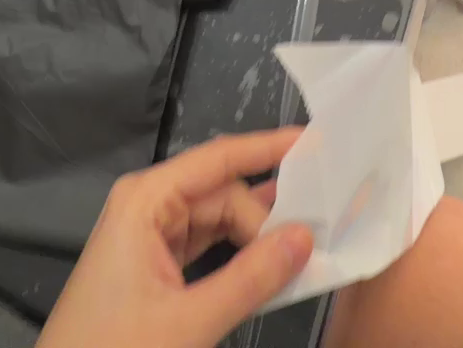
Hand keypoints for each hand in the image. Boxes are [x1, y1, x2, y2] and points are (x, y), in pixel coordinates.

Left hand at [38, 129, 314, 347]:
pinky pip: (205, 245)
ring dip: (254, 234)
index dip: (267, 147)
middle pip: (221, 193)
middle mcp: (147, 205)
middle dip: (265, 213)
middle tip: (316, 234)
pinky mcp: (151, 265)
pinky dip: (237, 255)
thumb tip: (305, 237)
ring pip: (216, 219)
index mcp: (147, 199)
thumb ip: (251, 279)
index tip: (313, 140)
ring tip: (302, 243)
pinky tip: (268, 263)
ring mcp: (148, 235)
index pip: (218, 159)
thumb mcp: (189, 322)